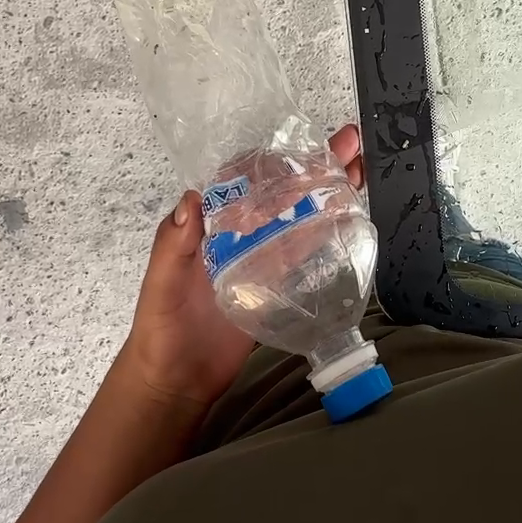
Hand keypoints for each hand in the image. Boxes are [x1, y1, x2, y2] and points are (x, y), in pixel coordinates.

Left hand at [117, 125, 366, 410]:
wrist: (178, 382)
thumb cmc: (161, 330)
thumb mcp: (160, 285)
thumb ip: (173, 247)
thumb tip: (191, 198)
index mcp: (209, 224)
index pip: (243, 178)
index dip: (272, 156)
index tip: (301, 140)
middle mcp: (238, 231)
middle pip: (280, 189)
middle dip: (314, 164)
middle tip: (351, 143)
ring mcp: (262, 255)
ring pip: (299, 213)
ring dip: (329, 189)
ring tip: (361, 168)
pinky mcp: (280, 281)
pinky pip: (306, 249)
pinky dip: (330, 228)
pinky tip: (354, 213)